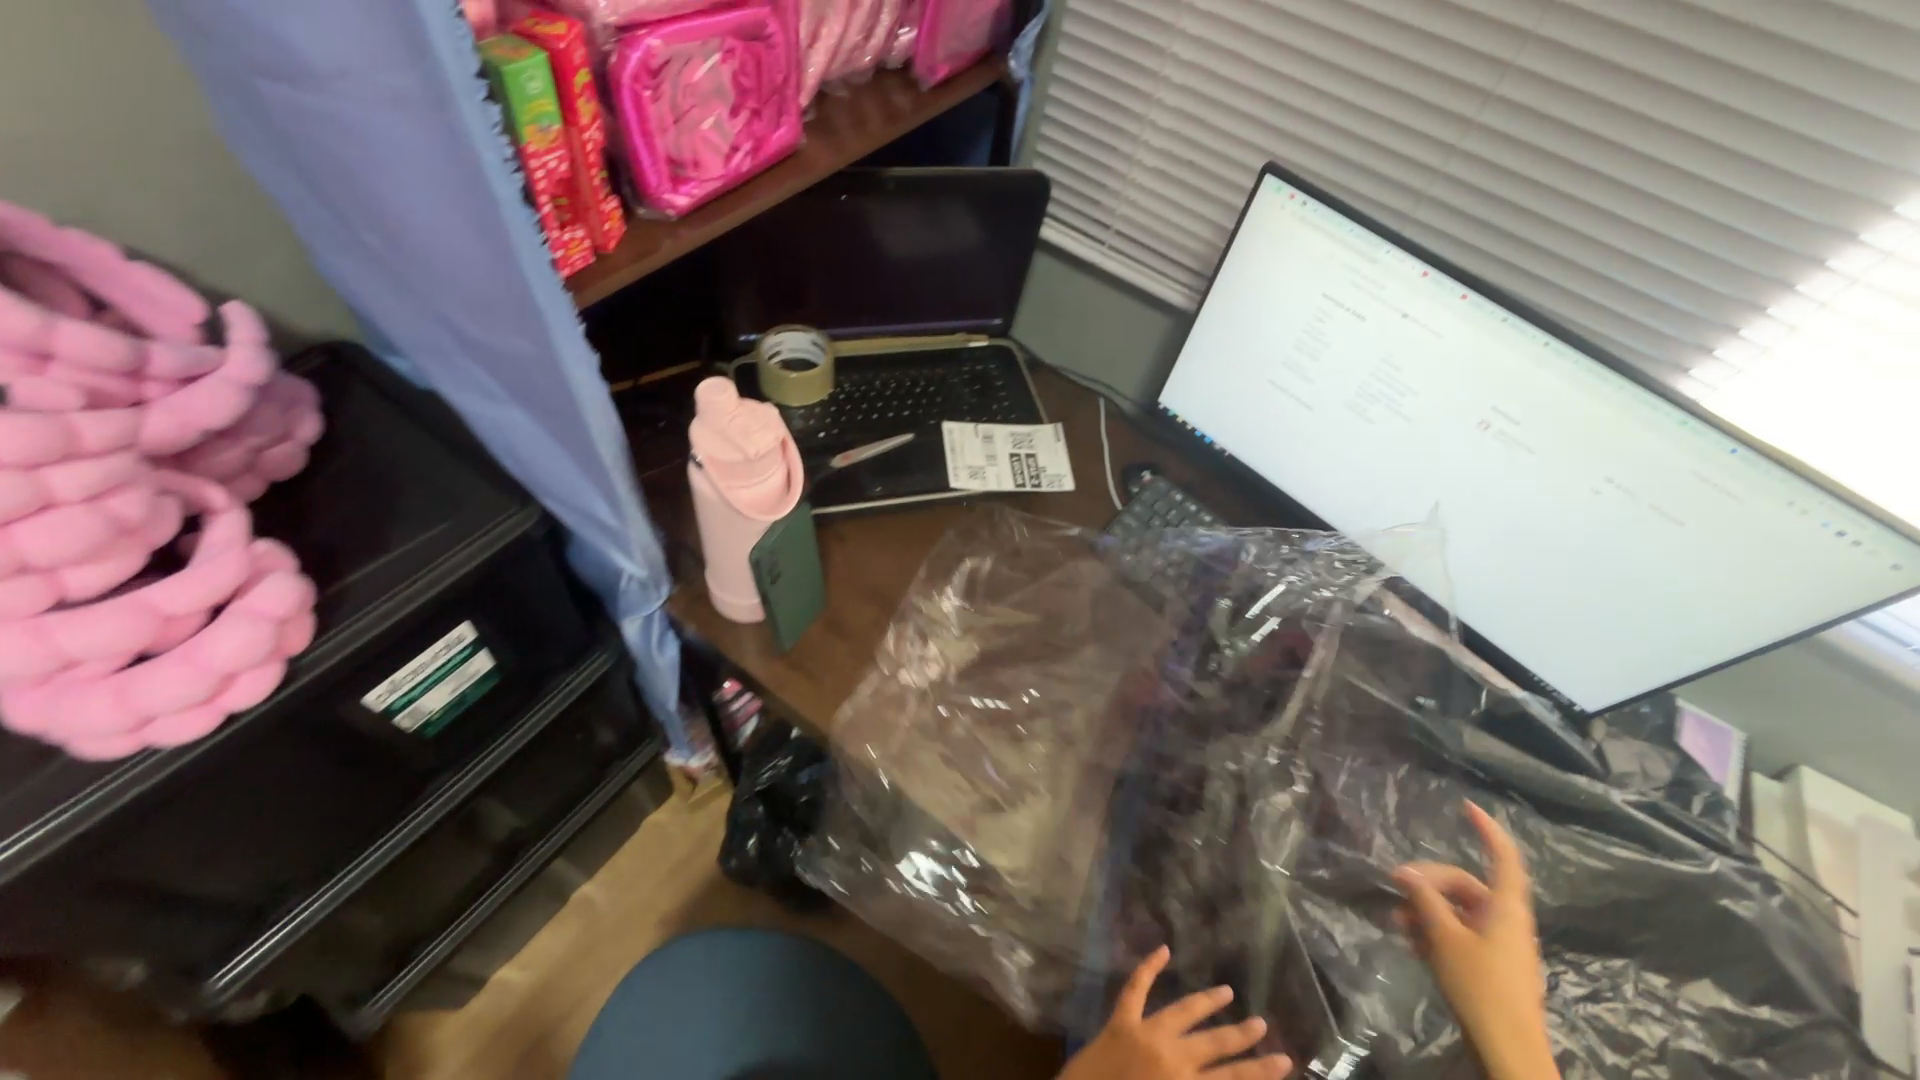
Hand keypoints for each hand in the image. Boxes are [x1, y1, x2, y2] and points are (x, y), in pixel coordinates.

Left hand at [1057, 946, 1292, 1079]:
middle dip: (1240, 1034)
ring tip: (1227, 991)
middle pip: (1215, 1044)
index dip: (1260, 1071)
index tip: (1285, 1060)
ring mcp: (1145, 1035)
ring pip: (1183, 1012)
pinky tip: (1163, 950)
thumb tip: (1219, 1079)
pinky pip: (1135, 990)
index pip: (1232, 1079)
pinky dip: (1148, 968)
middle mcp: (1173, 1059)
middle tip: (1261, 1022)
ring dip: (1207, 1001)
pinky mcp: (1119, 1023)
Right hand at [1393, 800, 1560, 1079]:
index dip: (1488, 830)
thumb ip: (1425, 901)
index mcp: (1506, 908)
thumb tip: (1405, 872)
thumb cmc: (1480, 986)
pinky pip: (1459, 933)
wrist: (1508, 1047)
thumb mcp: (1444, 938)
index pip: (1503, 857)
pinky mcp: (1490, 964)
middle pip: (1466, 884)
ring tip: (1397, 924)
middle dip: (1430, 883)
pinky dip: (1435, 933)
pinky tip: (1411, 943)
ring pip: (1458, 911)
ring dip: (1426, 911)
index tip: (1467, 807)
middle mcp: (1507, 919)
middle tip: (1397, 888)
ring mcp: (1500, 943)